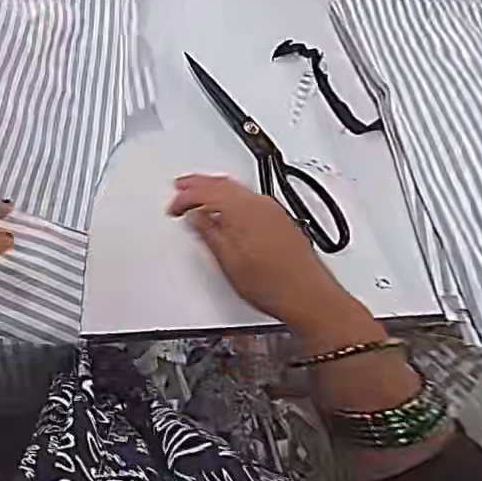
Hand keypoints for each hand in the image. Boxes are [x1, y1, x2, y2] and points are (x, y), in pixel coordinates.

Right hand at [167, 174, 367, 337]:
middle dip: (198, 185)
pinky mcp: (281, 220)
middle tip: (180, 187)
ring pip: (236, 189)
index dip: (184, 198)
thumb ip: (208, 232)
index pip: (204, 192)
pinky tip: (227, 209)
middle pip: (221, 184)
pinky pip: (250, 198)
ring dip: (215, 189)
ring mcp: (272, 210)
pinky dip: (232, 198)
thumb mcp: (227, 260)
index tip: (173, 207)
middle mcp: (258, 204)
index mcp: (240, 209)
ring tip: (199, 195)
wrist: (308, 296)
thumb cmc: (273, 283)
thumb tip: (194, 216)